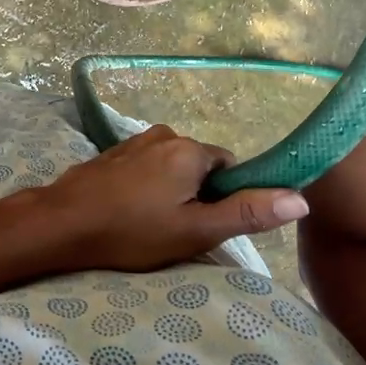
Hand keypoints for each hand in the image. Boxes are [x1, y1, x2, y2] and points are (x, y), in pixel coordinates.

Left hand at [39, 125, 308, 272]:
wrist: (66, 220)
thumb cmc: (134, 230)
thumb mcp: (197, 229)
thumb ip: (247, 212)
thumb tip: (299, 197)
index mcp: (189, 148)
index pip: (231, 167)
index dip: (229, 197)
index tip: (211, 223)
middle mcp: (163, 134)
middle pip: (202, 166)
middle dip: (200, 195)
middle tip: (181, 229)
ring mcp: (135, 141)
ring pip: (173, 168)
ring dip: (173, 193)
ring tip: (155, 225)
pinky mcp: (114, 152)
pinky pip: (148, 168)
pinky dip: (149, 188)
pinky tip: (134, 213)